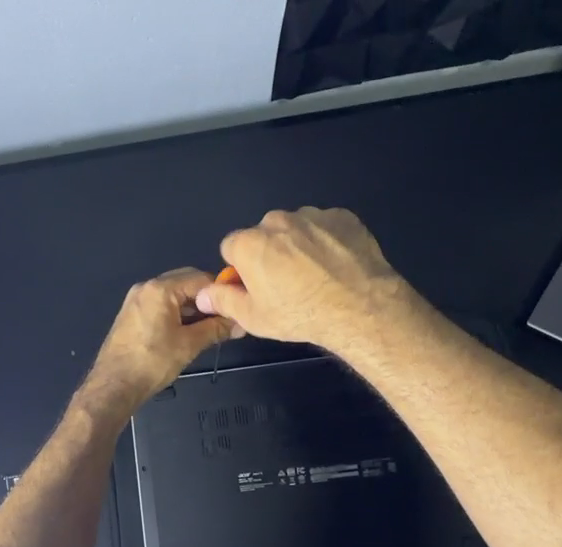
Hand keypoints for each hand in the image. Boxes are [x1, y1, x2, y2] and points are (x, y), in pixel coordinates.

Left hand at [81, 268, 235, 413]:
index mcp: (160, 288)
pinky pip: (160, 307)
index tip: (236, 308)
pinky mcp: (131, 315)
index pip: (200, 278)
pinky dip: (177, 315)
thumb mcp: (189, 345)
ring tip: (210, 328)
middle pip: (186, 283)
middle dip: (206, 300)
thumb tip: (240, 324)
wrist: (114, 387)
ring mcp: (136, 301)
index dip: (221, 293)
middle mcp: (146, 287)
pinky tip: (188, 332)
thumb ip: (216, 329)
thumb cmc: (152, 363)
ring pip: (173, 296)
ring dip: (192, 309)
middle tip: (224, 319)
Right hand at [194, 208, 427, 356]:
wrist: (359, 306)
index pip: (231, 247)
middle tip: (286, 283)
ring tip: (314, 275)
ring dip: (297, 245)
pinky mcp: (341, 216)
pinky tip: (334, 265)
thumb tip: (202, 294)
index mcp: (250, 243)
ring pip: (294, 228)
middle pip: (263, 234)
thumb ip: (223, 300)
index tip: (254, 285)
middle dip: (269, 252)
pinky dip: (325, 241)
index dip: (240, 267)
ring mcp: (312, 215)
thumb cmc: (299, 314)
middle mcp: (277, 220)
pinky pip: (324, 226)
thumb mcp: (253, 318)